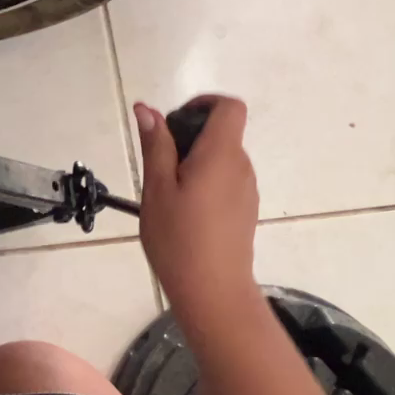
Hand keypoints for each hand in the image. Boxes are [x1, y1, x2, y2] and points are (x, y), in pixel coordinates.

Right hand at [135, 96, 260, 318]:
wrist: (213, 291)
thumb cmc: (178, 238)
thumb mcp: (157, 189)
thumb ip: (156, 145)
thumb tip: (147, 109)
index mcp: (221, 154)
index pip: (229, 107)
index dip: (203, 104)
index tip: (173, 123)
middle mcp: (241, 166)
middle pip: (223, 132)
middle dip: (189, 136)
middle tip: (158, 165)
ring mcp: (247, 189)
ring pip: (222, 158)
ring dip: (195, 162)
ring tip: (166, 194)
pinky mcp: (245, 210)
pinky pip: (225, 180)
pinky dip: (204, 181)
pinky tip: (184, 212)